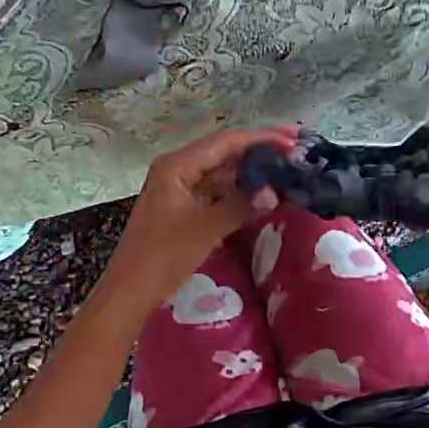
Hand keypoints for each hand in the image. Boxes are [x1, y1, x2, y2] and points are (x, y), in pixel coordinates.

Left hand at [108, 126, 298, 302]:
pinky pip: (213, 191)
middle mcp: (175, 169)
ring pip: (219, 172)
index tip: (295, 139)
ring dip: (250, 172)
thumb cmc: (163, 255)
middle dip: (259, 152)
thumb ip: (241, 204)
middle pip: (223, 152)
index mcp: (176, 165)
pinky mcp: (180, 207)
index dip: (262, 139)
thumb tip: (274, 193)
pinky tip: (262, 195)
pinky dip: (237, 191)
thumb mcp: (206, 228)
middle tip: (298, 151)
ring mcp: (176, 188)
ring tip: (287, 171)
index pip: (225, 142)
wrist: (131, 288)